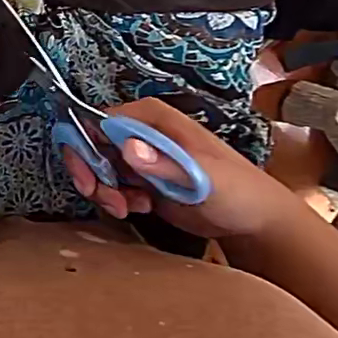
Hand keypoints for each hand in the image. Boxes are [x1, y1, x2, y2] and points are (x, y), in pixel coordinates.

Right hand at [63, 98, 305, 239]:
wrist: (252, 219)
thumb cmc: (237, 190)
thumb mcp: (205, 178)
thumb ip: (166, 163)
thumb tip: (127, 147)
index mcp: (155, 118)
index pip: (101, 121)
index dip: (85, 147)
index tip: (91, 179)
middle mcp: (143, 132)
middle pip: (92, 144)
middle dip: (93, 174)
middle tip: (110, 201)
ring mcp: (141, 156)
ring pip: (99, 167)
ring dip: (105, 191)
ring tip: (130, 208)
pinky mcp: (142, 179)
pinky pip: (112, 185)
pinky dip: (116, 199)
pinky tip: (140, 209)